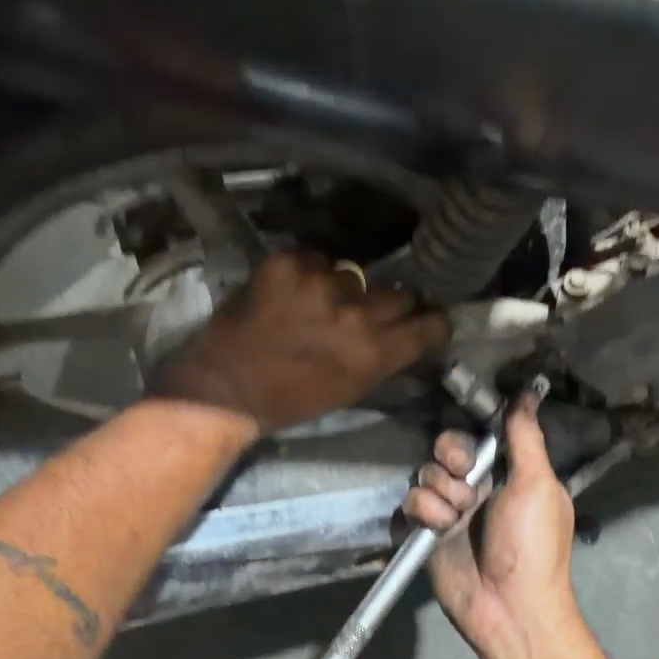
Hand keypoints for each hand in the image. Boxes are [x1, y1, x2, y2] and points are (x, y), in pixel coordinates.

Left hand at [153, 251, 450, 433]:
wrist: (227, 386)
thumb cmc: (291, 399)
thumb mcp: (351, 388)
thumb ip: (383, 356)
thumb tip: (407, 332)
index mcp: (375, 353)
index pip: (431, 324)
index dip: (431, 323)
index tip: (424, 322)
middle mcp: (356, 314)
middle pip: (398, 294)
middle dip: (387, 304)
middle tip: (364, 314)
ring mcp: (320, 283)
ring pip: (353, 274)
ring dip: (341, 288)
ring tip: (315, 304)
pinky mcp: (287, 264)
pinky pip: (314, 259)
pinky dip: (305, 273)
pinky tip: (289, 292)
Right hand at [403, 392, 577, 651]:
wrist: (509, 606)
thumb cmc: (533, 544)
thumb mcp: (538, 485)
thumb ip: (526, 437)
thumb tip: (530, 393)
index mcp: (509, 476)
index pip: (479, 439)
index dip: (471, 439)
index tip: (474, 448)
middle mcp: (478, 490)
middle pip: (445, 452)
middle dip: (450, 460)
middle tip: (464, 479)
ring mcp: (450, 512)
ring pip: (426, 475)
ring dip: (440, 492)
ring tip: (457, 517)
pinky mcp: (427, 533)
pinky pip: (412, 504)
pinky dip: (425, 513)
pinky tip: (440, 529)